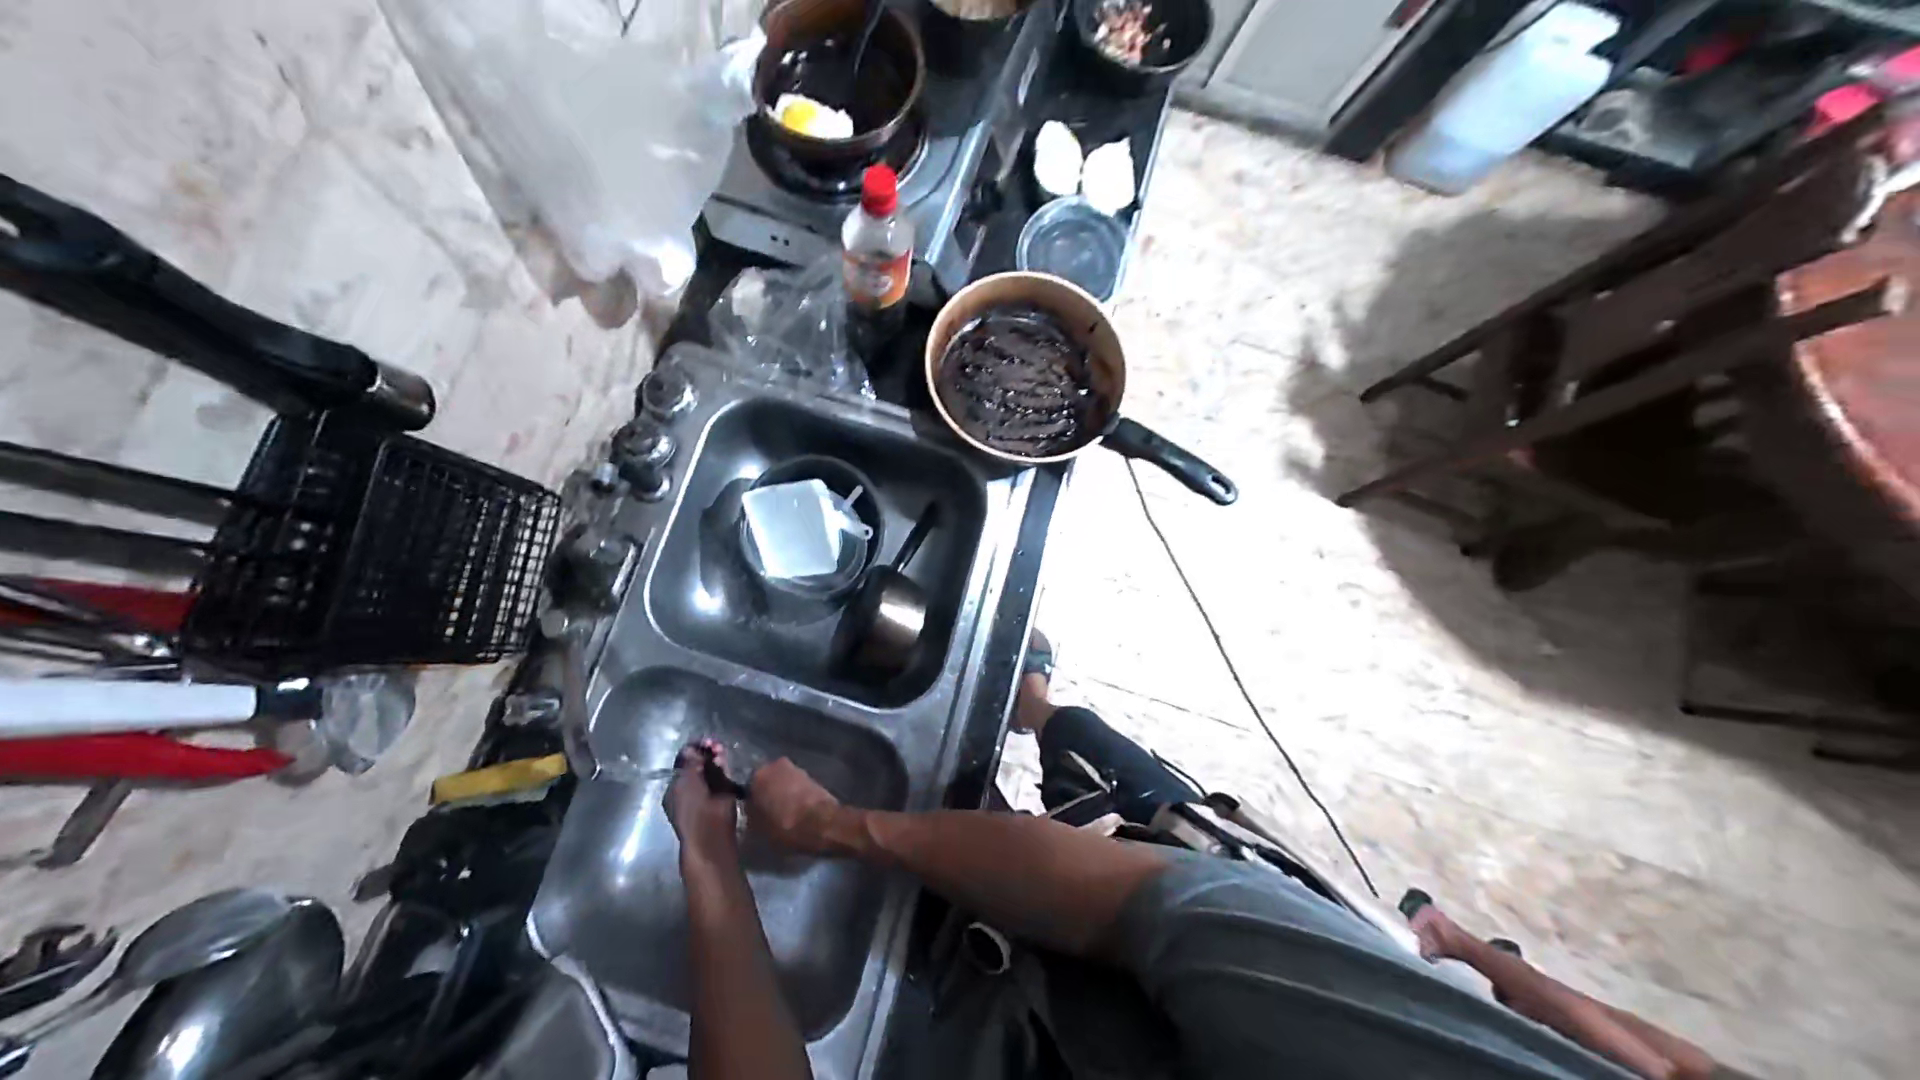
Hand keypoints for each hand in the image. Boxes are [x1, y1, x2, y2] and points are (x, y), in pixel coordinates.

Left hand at [665, 740, 738, 865]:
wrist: (710, 831)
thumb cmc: (691, 810)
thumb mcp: (684, 784)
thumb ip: (688, 764)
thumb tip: (691, 749)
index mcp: (676, 788)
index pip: (683, 762)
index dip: (691, 750)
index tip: (700, 742)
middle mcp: (692, 786)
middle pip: (699, 762)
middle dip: (705, 751)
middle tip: (712, 744)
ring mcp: (709, 788)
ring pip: (712, 765)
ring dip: (715, 755)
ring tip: (719, 749)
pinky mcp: (725, 790)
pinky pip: (724, 772)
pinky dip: (723, 764)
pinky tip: (723, 758)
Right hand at [749, 758, 848, 854]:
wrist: (822, 821)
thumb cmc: (784, 824)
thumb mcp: (757, 826)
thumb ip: (750, 812)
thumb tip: (751, 808)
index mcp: (758, 774)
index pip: (746, 783)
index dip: (748, 797)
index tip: (749, 810)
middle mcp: (776, 764)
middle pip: (766, 780)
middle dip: (766, 792)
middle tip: (765, 811)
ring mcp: (797, 768)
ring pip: (783, 782)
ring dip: (781, 793)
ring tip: (781, 813)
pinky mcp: (812, 776)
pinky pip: (796, 787)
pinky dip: (795, 795)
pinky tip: (795, 810)